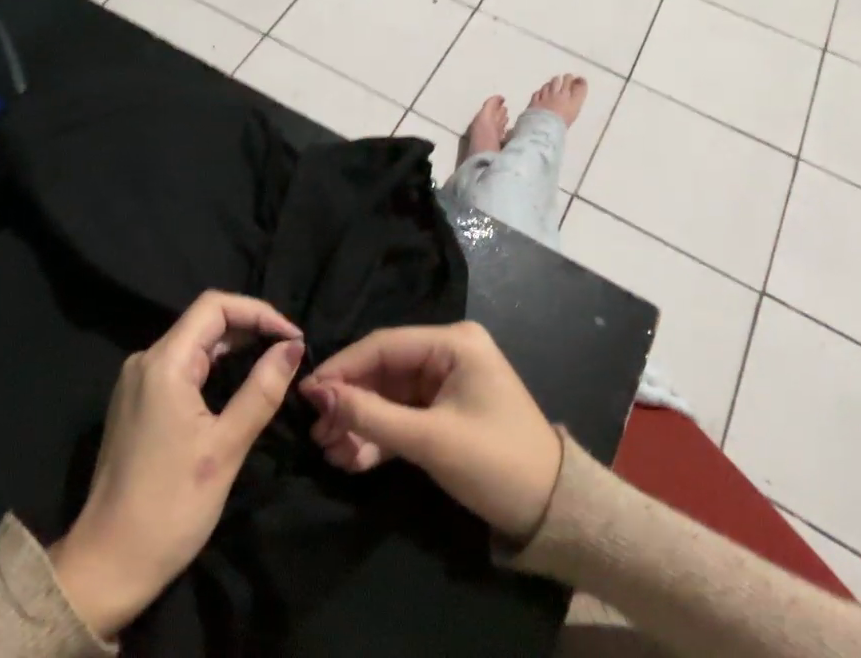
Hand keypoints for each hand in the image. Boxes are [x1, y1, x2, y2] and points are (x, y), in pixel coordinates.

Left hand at [49, 291, 304, 638]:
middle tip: (291, 352)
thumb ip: (261, 390)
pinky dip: (212, 369)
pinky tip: (237, 386)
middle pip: (202, 322)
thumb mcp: (226, 446)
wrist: (111, 557)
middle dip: (249, 328)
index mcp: (163, 362)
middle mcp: (144, 361)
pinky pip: (178, 369)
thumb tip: (293, 346)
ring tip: (273, 366)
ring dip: (233, 348)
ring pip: (191, 346)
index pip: (214, 306)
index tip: (294, 337)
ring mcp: (135, 382)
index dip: (258, 312)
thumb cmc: (172, 504)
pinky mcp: (135, 403)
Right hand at [299, 321, 560, 543]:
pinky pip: (399, 418)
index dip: (340, 369)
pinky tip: (351, 460)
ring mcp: (445, 385)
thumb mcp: (429, 440)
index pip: (381, 346)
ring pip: (385, 397)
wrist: (555, 517)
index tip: (305, 395)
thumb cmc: (497, 464)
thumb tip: (315, 393)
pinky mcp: (443, 414)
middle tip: (316, 434)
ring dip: (357, 424)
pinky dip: (377, 438)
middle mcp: (448, 355)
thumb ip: (369, 415)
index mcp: (454, 344)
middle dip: (347, 404)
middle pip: (380, 372)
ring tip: (330, 453)